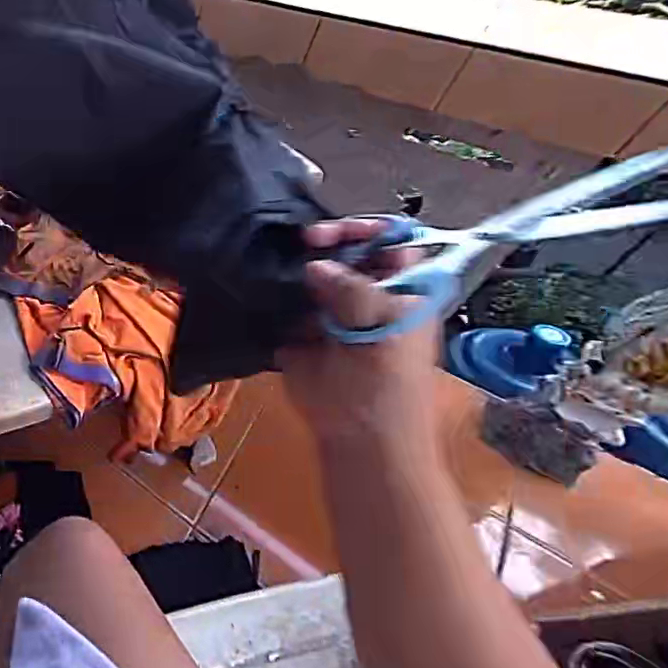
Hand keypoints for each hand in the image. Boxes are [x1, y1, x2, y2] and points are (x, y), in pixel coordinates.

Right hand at [276, 219, 444, 447]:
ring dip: (299, 264)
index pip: (391, 243)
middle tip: (306, 240)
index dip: (369, 229)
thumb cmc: (384, 386)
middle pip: (348, 253)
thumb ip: (352, 289)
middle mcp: (367, 296)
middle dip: (328, 242)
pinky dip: (278, 290)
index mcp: (401, 292)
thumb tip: (316, 265)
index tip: (340, 231)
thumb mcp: (380, 330)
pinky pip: (289, 300)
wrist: (358, 438)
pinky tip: (267, 280)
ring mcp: (333, 313)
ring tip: (282, 256)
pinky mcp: (303, 331)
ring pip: (315, 274)